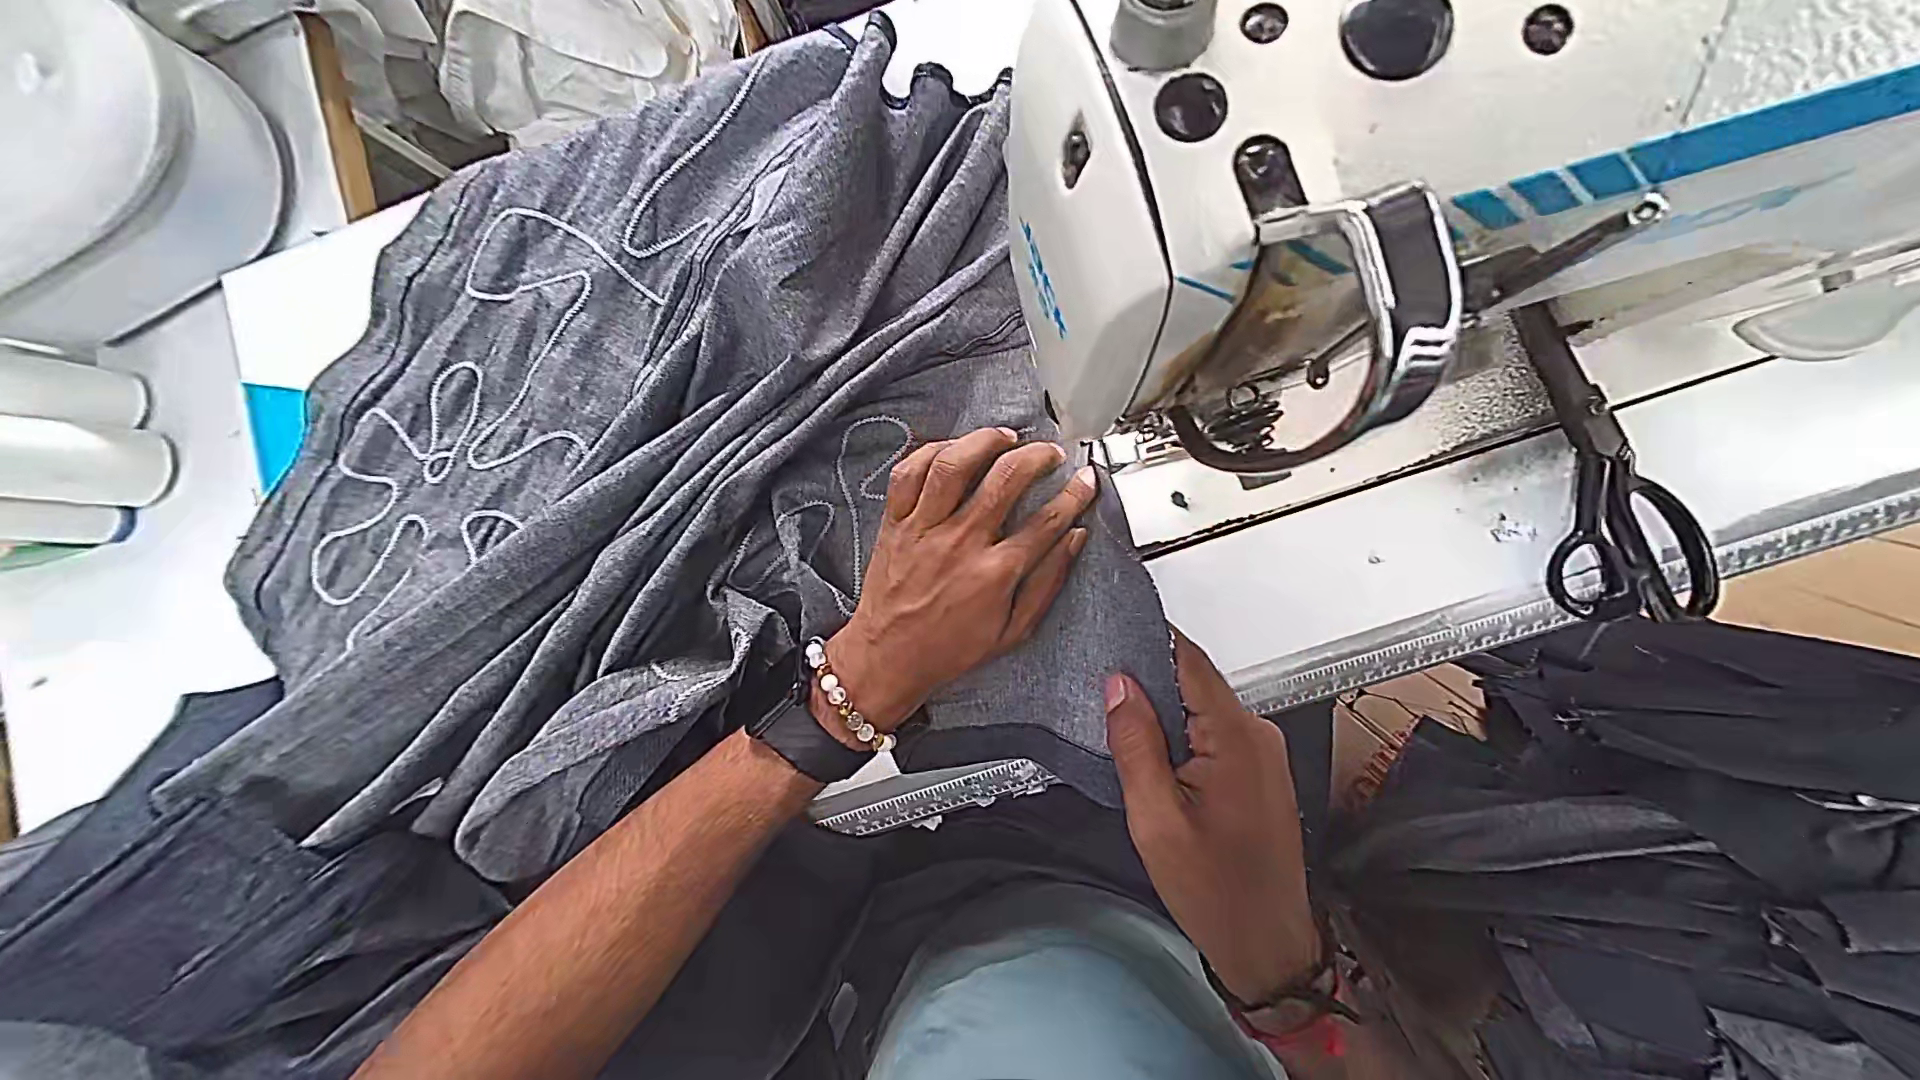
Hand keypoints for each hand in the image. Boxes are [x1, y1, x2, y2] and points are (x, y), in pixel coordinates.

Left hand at [824, 427, 1097, 734]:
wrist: (889, 657)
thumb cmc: (949, 648)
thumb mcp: (1013, 630)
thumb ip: (1048, 582)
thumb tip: (1075, 540)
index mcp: (994, 573)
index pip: (1048, 519)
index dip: (1075, 494)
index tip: (1084, 480)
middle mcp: (960, 543)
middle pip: (1006, 478)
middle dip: (1038, 456)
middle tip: (1050, 453)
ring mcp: (924, 529)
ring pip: (955, 464)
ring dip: (985, 441)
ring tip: (1006, 437)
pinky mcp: (896, 523)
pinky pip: (908, 473)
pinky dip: (931, 451)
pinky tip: (953, 449)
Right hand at [1105, 630, 1319, 1004]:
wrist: (1268, 945)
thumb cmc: (1217, 891)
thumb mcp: (1156, 818)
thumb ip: (1136, 744)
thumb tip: (1119, 686)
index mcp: (1236, 739)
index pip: (1191, 662)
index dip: (1152, 638)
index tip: (1118, 626)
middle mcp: (1258, 736)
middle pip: (1196, 680)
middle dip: (1150, 678)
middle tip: (1106, 687)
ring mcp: (1263, 751)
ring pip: (1203, 704)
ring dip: (1165, 708)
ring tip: (1126, 724)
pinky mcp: (1259, 767)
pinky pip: (1214, 727)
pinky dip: (1183, 729)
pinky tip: (1157, 752)